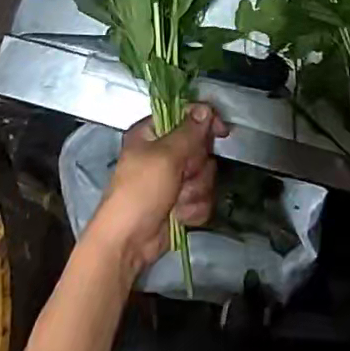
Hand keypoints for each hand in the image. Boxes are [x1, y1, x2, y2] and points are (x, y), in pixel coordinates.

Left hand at [83, 105, 229, 275]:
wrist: (129, 241)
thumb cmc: (140, 192)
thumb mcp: (165, 156)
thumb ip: (189, 132)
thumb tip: (205, 109)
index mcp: (152, 133)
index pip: (186, 116)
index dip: (205, 123)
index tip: (221, 131)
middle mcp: (163, 152)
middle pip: (201, 148)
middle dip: (196, 168)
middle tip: (183, 176)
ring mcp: (174, 178)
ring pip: (206, 175)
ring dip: (195, 191)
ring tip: (177, 200)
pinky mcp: (182, 201)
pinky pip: (204, 197)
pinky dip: (194, 208)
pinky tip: (179, 215)